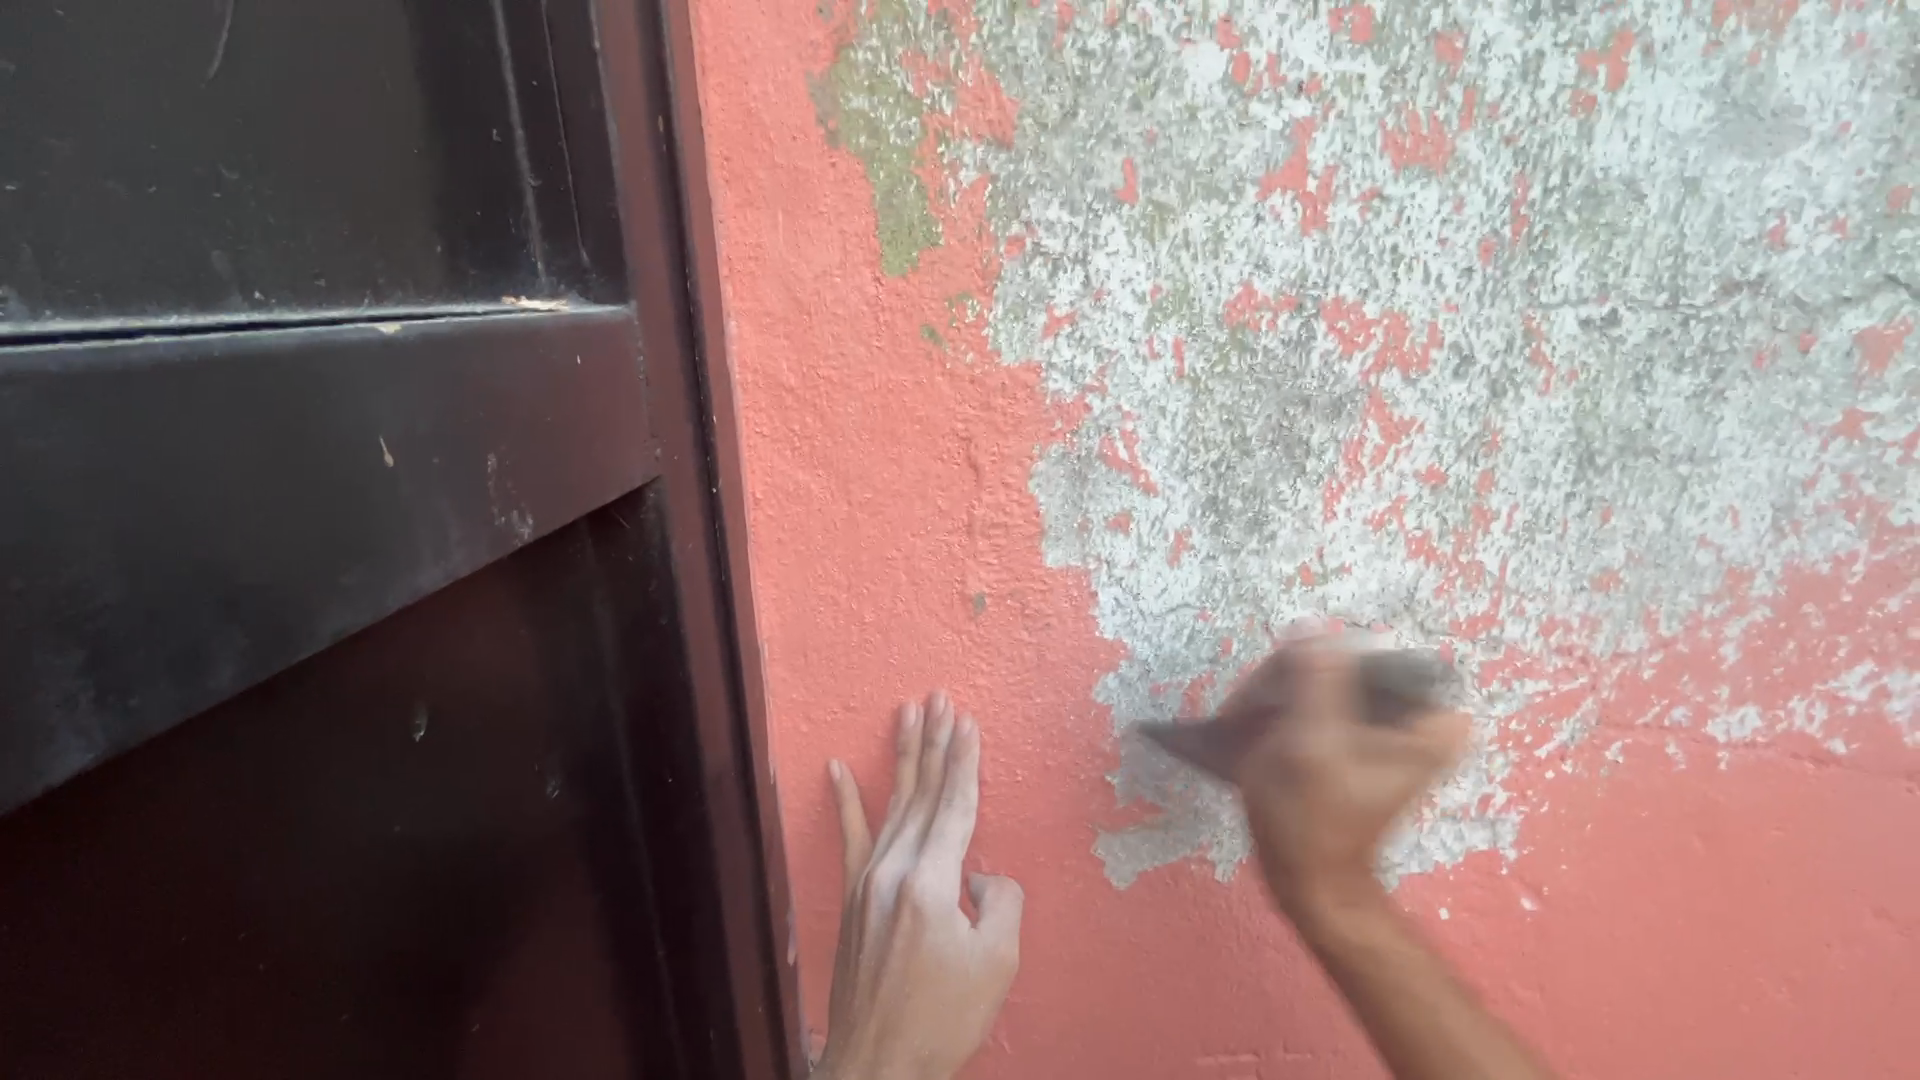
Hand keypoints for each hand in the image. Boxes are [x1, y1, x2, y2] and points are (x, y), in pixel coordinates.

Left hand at [816, 692, 1023, 1079]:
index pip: (955, 804)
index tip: (968, 722)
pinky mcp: (852, 895)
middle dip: (935, 743)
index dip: (965, 761)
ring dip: (903, 757)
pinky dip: (843, 799)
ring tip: (908, 713)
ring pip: (892, 803)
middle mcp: (895, 868)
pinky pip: (849, 837)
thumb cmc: (942, 1017)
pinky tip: (835, 766)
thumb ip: (1000, 901)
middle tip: (940, 698)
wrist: (878, 1063)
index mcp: (931, 881)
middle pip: (923, 792)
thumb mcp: (997, 962)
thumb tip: (979, 874)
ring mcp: (868, 879)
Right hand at [1225, 639, 1469, 920]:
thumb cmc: (1312, 819)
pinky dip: (1291, 708)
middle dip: (1290, 683)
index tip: (1276, 693)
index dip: (1316, 663)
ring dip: (1282, 695)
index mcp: (1432, 721)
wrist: (1307, 879)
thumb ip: (1316, 682)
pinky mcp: (1360, 740)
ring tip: (1248, 724)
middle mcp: (1420, 720)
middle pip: (1345, 666)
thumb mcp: (1312, 745)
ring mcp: (1389, 730)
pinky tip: (1262, 728)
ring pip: (1326, 681)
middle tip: (1250, 712)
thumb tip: (1311, 625)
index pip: (1369, 655)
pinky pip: (1322, 702)